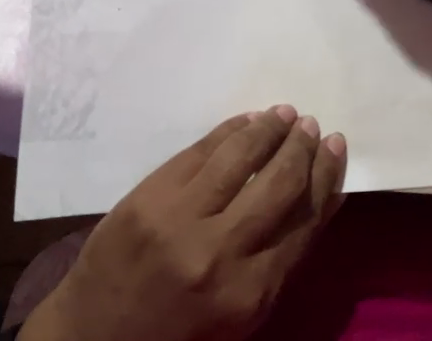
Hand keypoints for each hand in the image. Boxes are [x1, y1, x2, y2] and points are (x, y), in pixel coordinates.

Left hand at [21, 106, 345, 340]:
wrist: (94, 338)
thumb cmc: (178, 334)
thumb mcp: (241, 314)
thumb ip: (282, 259)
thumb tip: (325, 198)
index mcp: (249, 292)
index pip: (304, 220)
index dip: (326, 178)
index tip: (337, 149)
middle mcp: (220, 251)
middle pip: (279, 184)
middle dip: (301, 149)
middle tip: (313, 127)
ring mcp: (180, 218)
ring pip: (240, 157)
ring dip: (269, 129)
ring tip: (285, 114)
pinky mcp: (149, 196)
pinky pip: (199, 150)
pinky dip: (228, 131)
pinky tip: (245, 121)